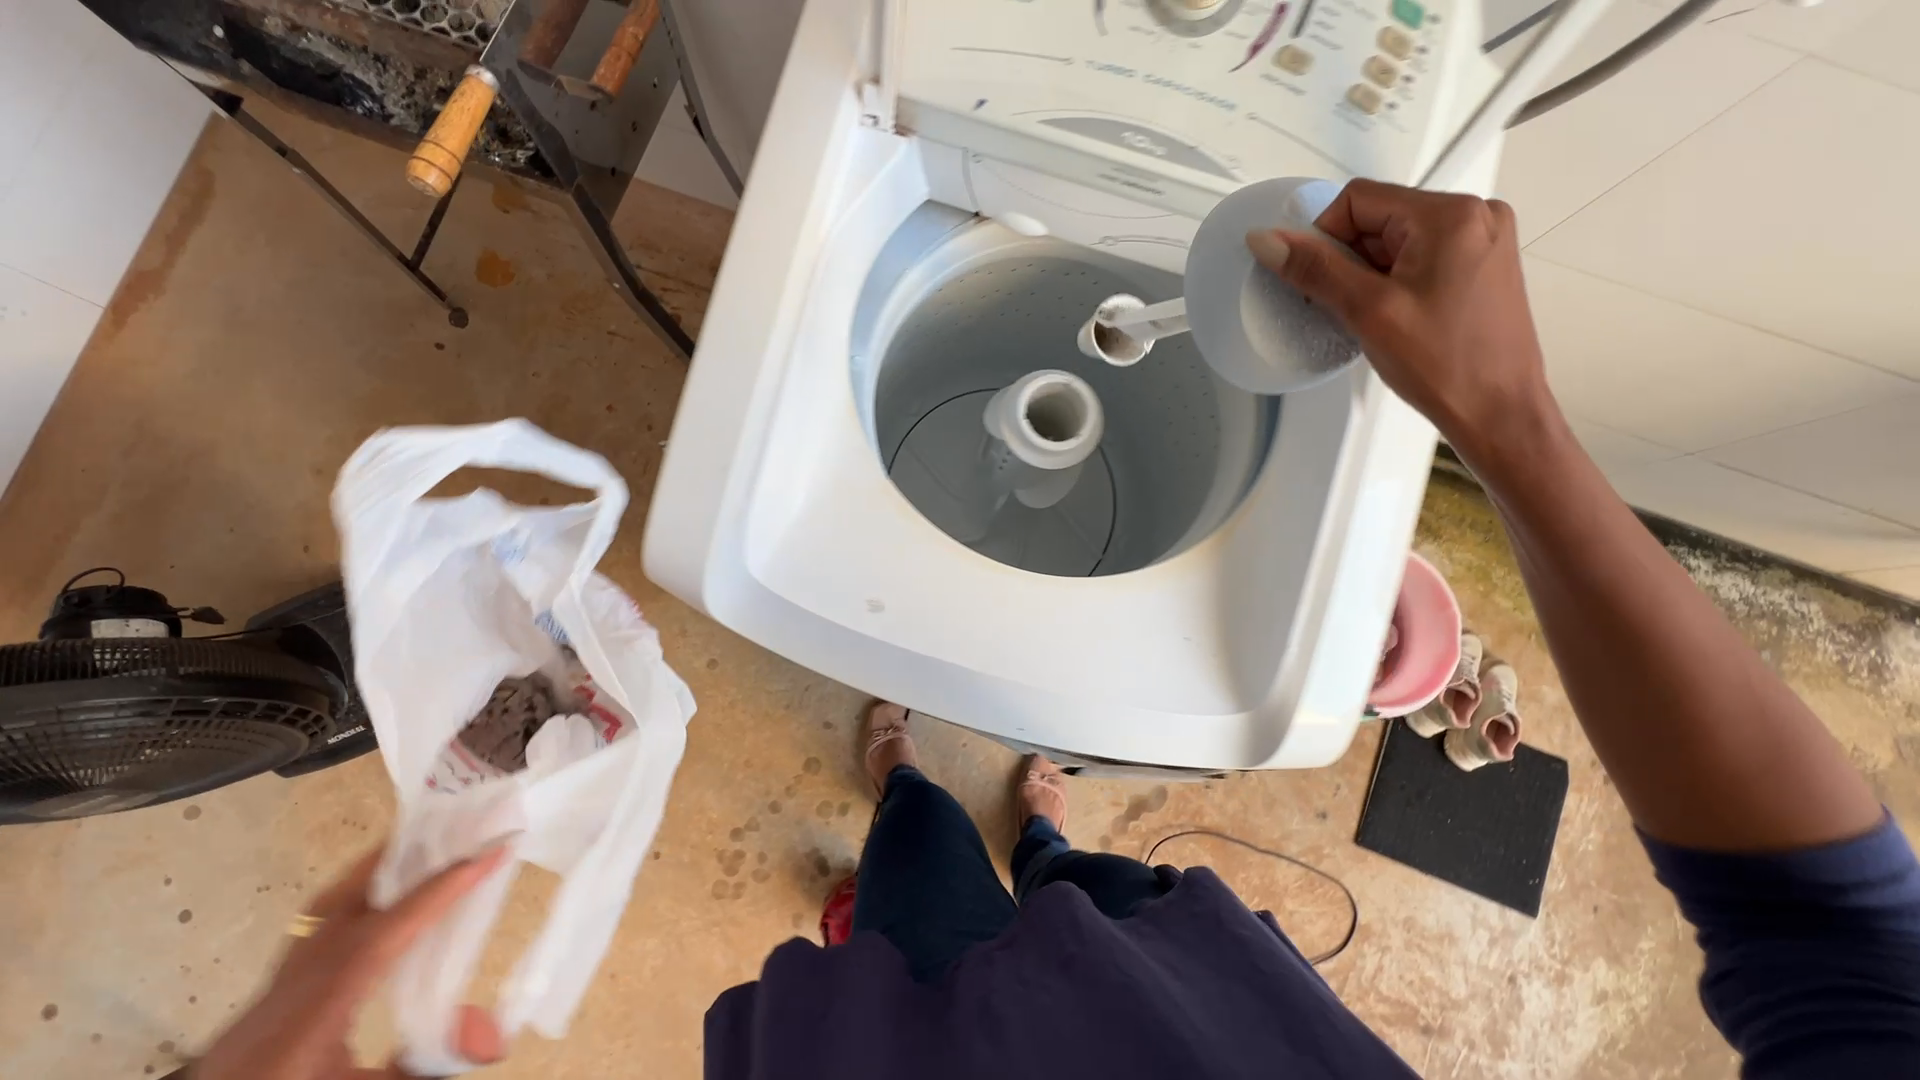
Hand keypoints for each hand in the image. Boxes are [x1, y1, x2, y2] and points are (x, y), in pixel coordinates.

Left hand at [189, 842, 511, 1078]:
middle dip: (403, 860)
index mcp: (309, 1017)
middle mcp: (286, 993)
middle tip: (457, 827)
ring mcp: (269, 995)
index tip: (491, 855)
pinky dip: (354, 902)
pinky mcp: (265, 1003)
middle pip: (342, 905)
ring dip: (377, 875)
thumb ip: (429, 1064)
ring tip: (424, 848)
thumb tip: (493, 1026)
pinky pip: (313, 933)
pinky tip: (382, 903)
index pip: (381, 937)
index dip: (439, 892)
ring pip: (321, 914)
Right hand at [1245, 179, 1552, 459]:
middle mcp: (1475, 215)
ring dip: (1369, 276)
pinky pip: (1419, 258)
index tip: (1321, 284)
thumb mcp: (1367, 311)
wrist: (1499, 412)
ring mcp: (1482, 240)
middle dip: (1349, 261)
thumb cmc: (1446, 366)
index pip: (1358, 199)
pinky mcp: (1480, 266)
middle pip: (1378, 218)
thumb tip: (1266, 240)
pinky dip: (1393, 283)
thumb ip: (1315, 269)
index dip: (1325, 239)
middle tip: (1350, 309)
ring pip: (1396, 241)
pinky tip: (1394, 318)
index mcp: (1452, 215)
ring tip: (1376, 319)